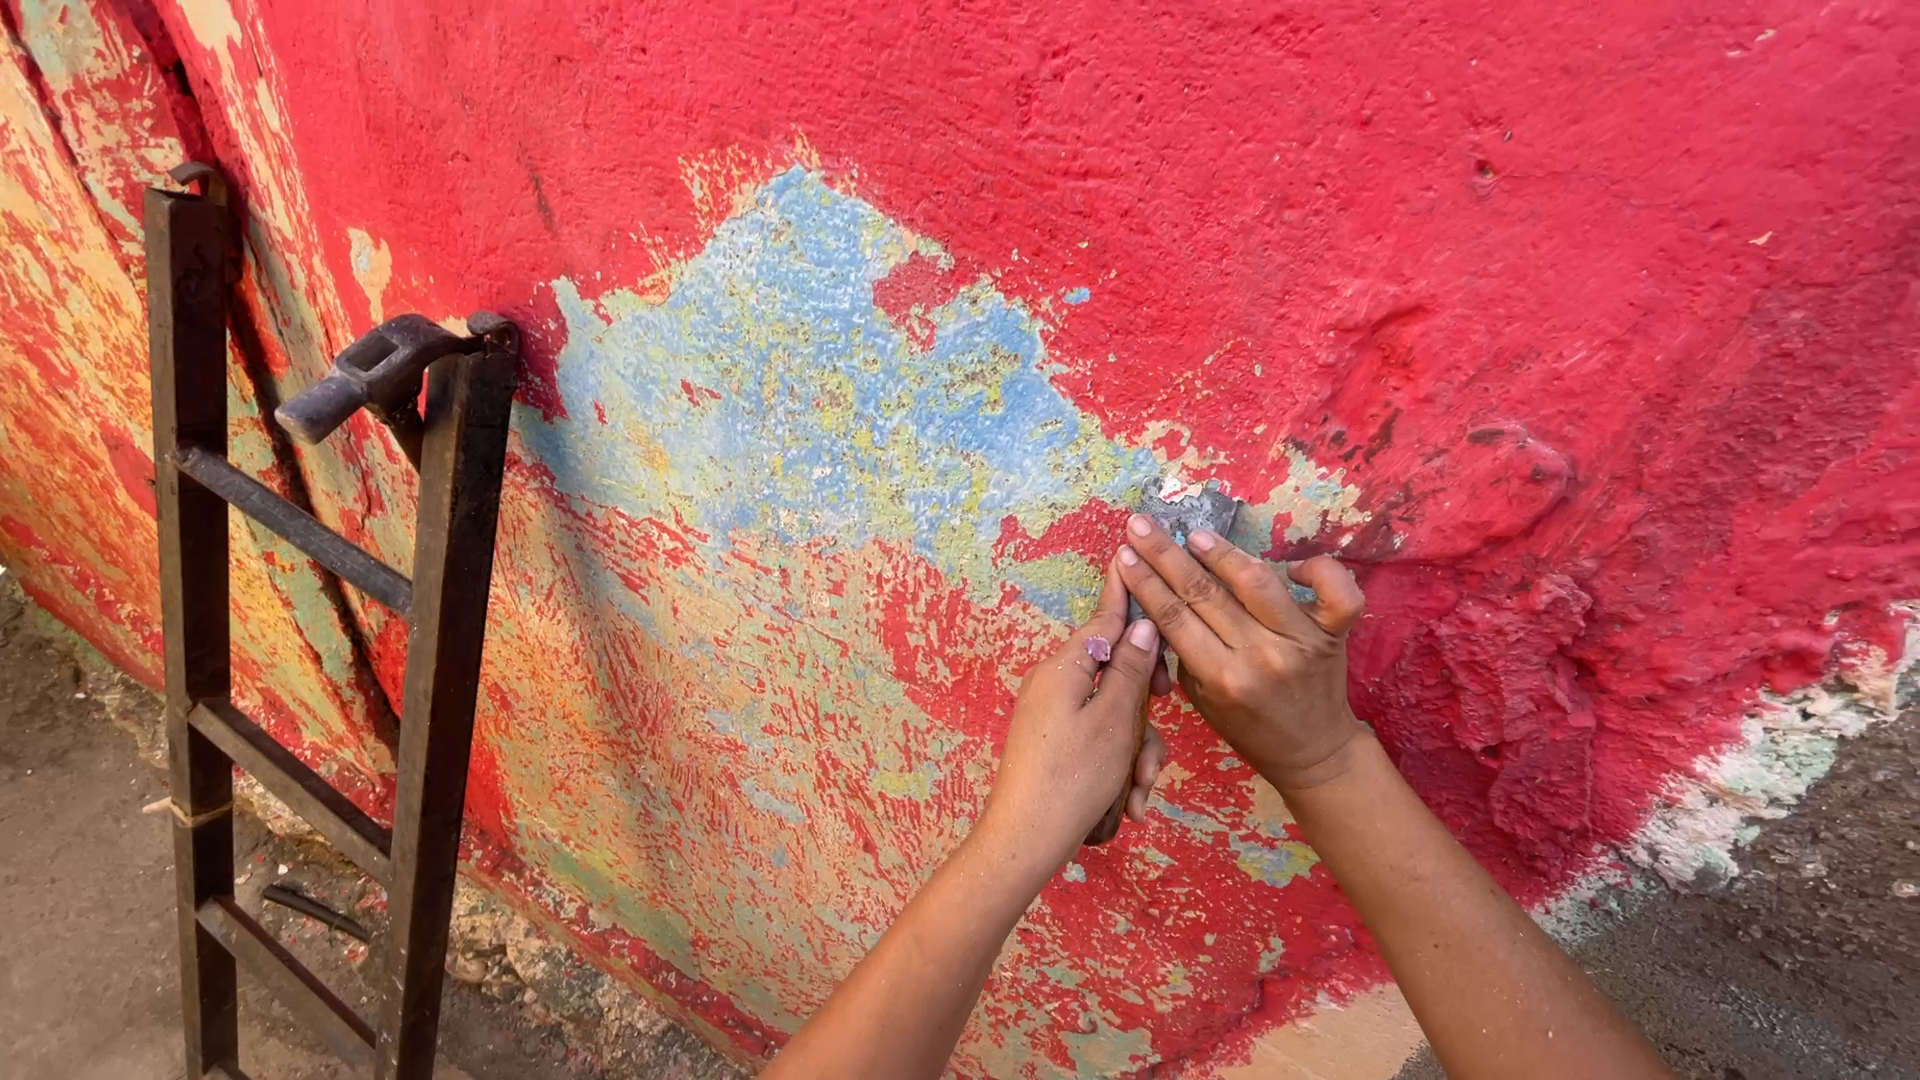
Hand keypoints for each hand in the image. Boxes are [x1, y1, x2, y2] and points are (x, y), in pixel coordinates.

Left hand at [975, 559, 1169, 875]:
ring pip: (1114, 716)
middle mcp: (1055, 681)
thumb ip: (1130, 669)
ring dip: (1135, 753)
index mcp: (1065, 666)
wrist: (1026, 839)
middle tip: (1156, 748)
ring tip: (1137, 792)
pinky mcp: (1054, 741)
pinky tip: (1127, 804)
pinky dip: (1117, 767)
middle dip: (1145, 716)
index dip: (1126, 596)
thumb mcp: (1115, 720)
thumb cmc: (1074, 774)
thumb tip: (1140, 624)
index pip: (1104, 619)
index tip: (1131, 558)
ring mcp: (1052, 713)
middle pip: (1116, 676)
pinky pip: (1097, 740)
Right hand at [1115, 514, 1365, 793]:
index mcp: (1220, 678)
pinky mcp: (1334, 635)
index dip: (1145, 581)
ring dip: (1221, 553)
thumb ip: (1181, 651)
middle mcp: (1260, 657)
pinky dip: (1318, 570)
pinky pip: (1338, 593)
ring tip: (1195, 534)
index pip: (1173, 617)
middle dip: (1165, 554)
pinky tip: (1290, 564)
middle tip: (1141, 525)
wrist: (1312, 752)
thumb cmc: (1246, 725)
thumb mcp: (1199, 698)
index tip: (1124, 554)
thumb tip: (1155, 599)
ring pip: (1257, 583)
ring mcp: (1300, 642)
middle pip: (1203, 593)